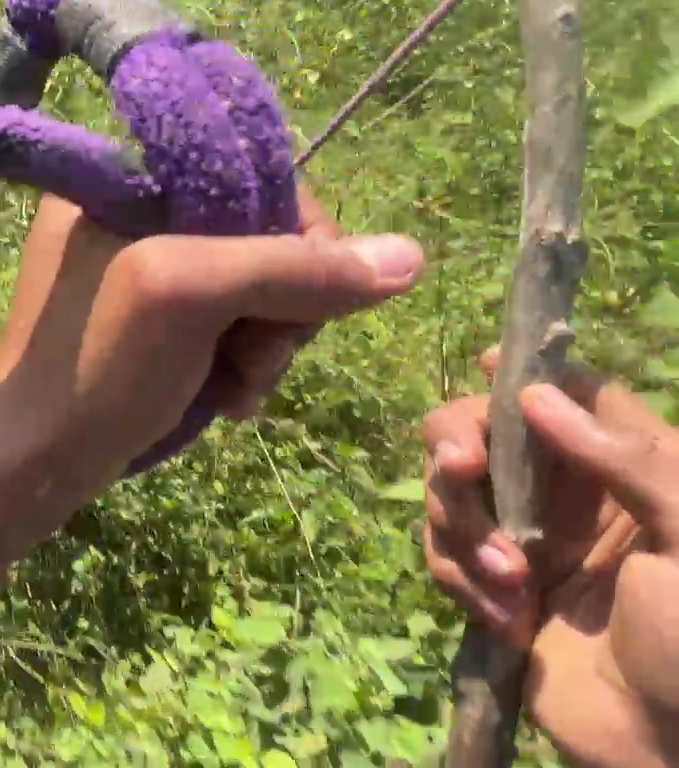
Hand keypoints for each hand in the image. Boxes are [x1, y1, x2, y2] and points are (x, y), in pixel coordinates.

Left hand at [0, 186, 426, 498]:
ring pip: (253, 285)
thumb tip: (408, 256)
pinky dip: (242, 361)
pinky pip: (228, 323)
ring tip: (237, 386)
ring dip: (266, 341)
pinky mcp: (147, 321)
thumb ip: (289, 266)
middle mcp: (125, 216)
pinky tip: (229, 398)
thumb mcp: (189, 296)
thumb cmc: (96, 362)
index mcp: (117, 185)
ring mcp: (136, 270)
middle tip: (257, 354)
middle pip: (258, 234)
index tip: (305, 290)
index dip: (293, 231)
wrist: (36, 453)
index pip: (244, 173)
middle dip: (278, 302)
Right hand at [422, 353, 678, 766]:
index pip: (572, 395)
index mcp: (631, 476)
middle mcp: (567, 495)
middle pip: (480, 431)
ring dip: (466, 533)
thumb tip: (534, 393)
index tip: (488, 366)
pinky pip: (438, 550)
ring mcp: (520, 536)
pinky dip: (460, 578)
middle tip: (459, 469)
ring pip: (446, 492)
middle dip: (455, 447)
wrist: (671, 752)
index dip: (527, 373)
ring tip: (514, 587)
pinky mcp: (484, 578)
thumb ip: (632, 463)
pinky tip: (504, 618)